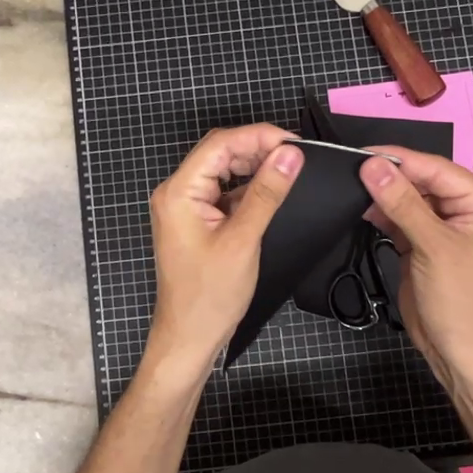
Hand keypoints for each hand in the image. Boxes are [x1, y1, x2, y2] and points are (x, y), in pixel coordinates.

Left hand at [146, 124, 304, 368]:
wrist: (190, 336)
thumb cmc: (209, 296)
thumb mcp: (243, 240)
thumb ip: (267, 193)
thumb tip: (290, 155)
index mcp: (178, 192)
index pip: (220, 144)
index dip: (258, 136)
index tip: (294, 142)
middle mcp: (176, 192)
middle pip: (219, 152)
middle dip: (257, 148)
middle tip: (296, 155)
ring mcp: (184, 206)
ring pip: (222, 170)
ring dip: (254, 166)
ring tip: (288, 169)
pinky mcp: (196, 220)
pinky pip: (223, 191)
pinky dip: (247, 187)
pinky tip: (271, 190)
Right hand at [359, 147, 472, 380]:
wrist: (457, 348)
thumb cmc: (459, 299)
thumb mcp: (432, 246)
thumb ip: (402, 203)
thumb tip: (373, 166)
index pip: (438, 169)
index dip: (401, 159)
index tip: (363, 152)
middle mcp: (467, 209)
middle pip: (423, 181)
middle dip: (391, 177)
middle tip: (352, 168)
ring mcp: (445, 226)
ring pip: (409, 198)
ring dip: (384, 195)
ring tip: (352, 187)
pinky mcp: (425, 242)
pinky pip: (402, 218)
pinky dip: (383, 214)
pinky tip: (363, 209)